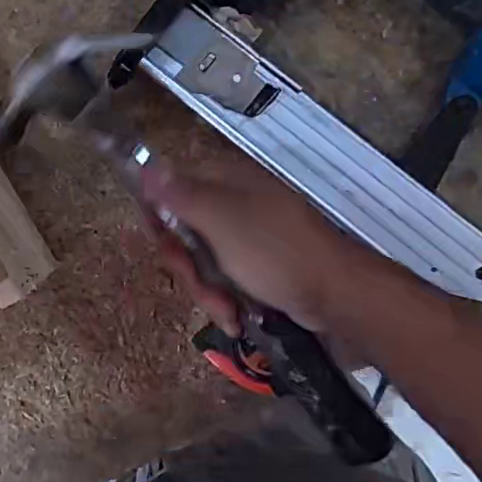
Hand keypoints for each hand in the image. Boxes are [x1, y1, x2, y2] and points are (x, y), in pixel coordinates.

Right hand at [139, 149, 383, 333]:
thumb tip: (146, 167)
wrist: (335, 296)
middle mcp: (231, 205)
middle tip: (200, 281)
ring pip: (199, 263)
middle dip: (187, 266)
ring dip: (206, 291)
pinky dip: (224, 300)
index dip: (158, 217)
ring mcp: (244, 238)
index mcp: (223, 182)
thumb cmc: (275, 253)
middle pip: (180, 233)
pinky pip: (222, 280)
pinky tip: (236, 314)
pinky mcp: (256, 267)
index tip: (164, 243)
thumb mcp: (220, 220)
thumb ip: (179, 194)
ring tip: (226, 308)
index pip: (168, 189)